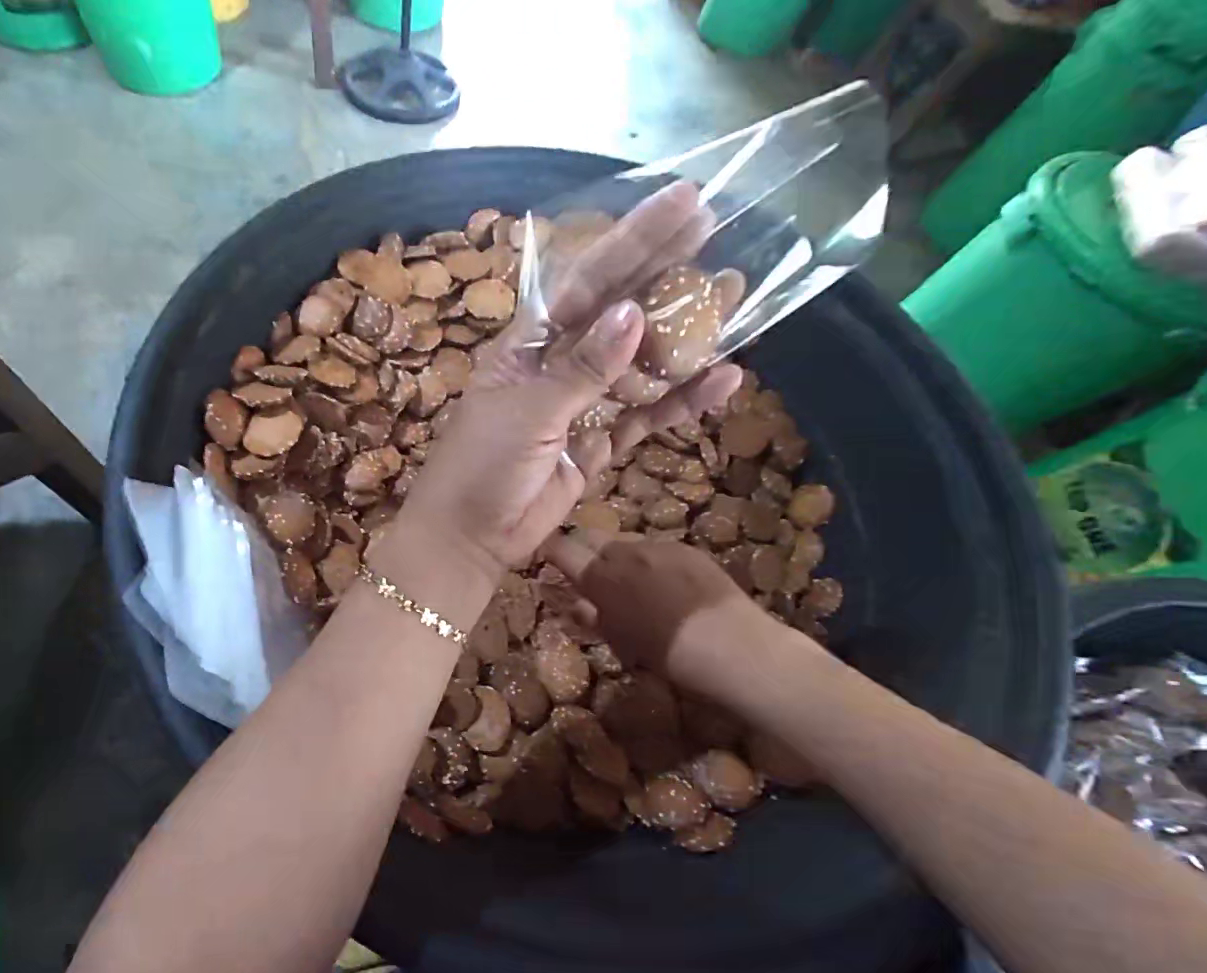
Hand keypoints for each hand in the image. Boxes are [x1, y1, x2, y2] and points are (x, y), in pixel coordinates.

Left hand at [395, 183, 739, 583]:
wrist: (471, 539)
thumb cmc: (482, 467)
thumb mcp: (529, 412)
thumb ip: (583, 368)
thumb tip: (633, 313)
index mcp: (529, 342)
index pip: (587, 280)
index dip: (634, 240)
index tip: (684, 200)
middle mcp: (558, 363)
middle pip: (619, 311)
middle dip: (665, 273)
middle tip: (717, 230)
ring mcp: (582, 403)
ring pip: (641, 363)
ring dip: (685, 337)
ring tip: (735, 301)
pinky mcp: (600, 442)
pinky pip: (646, 416)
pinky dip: (682, 402)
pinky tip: (724, 381)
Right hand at [540, 537, 796, 699]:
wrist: (730, 645)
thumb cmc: (665, 654)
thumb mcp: (620, 640)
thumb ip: (592, 617)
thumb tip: (575, 604)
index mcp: (601, 577)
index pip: (562, 549)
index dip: (549, 549)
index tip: (544, 553)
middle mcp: (625, 552)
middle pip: (593, 539)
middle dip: (585, 552)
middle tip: (588, 574)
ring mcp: (658, 546)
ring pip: (626, 543)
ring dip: (619, 558)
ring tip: (631, 583)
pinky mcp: (686, 548)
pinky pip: (657, 549)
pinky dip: (651, 562)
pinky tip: (666, 585)